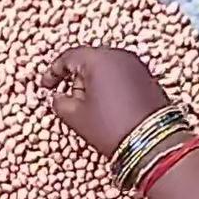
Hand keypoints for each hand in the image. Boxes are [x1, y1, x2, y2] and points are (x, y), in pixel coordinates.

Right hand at [39, 47, 171, 157]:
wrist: (153, 143)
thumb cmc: (111, 127)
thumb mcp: (76, 117)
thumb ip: (59, 102)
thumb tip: (57, 96)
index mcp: (98, 59)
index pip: (68, 57)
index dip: (53, 72)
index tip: (45, 85)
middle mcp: (119, 55)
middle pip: (88, 61)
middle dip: (75, 79)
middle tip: (68, 100)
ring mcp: (136, 65)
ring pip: (105, 68)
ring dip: (93, 84)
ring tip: (89, 109)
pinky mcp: (147, 78)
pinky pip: (120, 76)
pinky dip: (109, 88)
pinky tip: (106, 108)